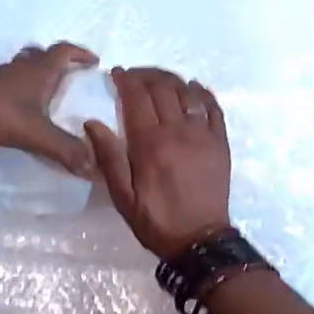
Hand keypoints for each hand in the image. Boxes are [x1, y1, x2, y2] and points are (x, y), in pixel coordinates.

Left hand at [0, 43, 99, 176]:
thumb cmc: (1, 112)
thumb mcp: (38, 134)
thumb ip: (65, 149)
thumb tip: (94, 167)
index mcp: (39, 71)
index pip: (64, 52)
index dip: (80, 54)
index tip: (93, 60)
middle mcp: (20, 67)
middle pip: (41, 55)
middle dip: (56, 62)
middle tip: (67, 74)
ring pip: (22, 67)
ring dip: (34, 74)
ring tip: (43, 91)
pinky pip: (6, 81)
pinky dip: (16, 88)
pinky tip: (17, 105)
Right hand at [85, 67, 232, 258]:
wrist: (200, 240)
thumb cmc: (155, 220)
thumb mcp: (122, 195)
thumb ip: (108, 157)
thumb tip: (92, 122)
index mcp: (149, 143)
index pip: (137, 97)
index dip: (126, 80)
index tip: (116, 73)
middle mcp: (177, 131)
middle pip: (162, 88)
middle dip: (146, 75)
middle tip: (135, 75)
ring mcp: (203, 135)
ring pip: (187, 93)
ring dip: (171, 79)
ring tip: (159, 79)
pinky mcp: (220, 143)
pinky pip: (214, 108)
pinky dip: (203, 92)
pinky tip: (194, 87)